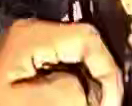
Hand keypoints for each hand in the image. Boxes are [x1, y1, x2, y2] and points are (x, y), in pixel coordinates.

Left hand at [0, 19, 122, 105]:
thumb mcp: (30, 103)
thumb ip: (67, 92)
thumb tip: (90, 92)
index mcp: (33, 34)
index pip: (88, 36)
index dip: (107, 70)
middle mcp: (32, 33)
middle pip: (82, 47)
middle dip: (98, 81)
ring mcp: (27, 48)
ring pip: (73, 61)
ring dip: (85, 89)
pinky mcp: (23, 64)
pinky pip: (58, 71)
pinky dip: (69, 90)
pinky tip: (69, 103)